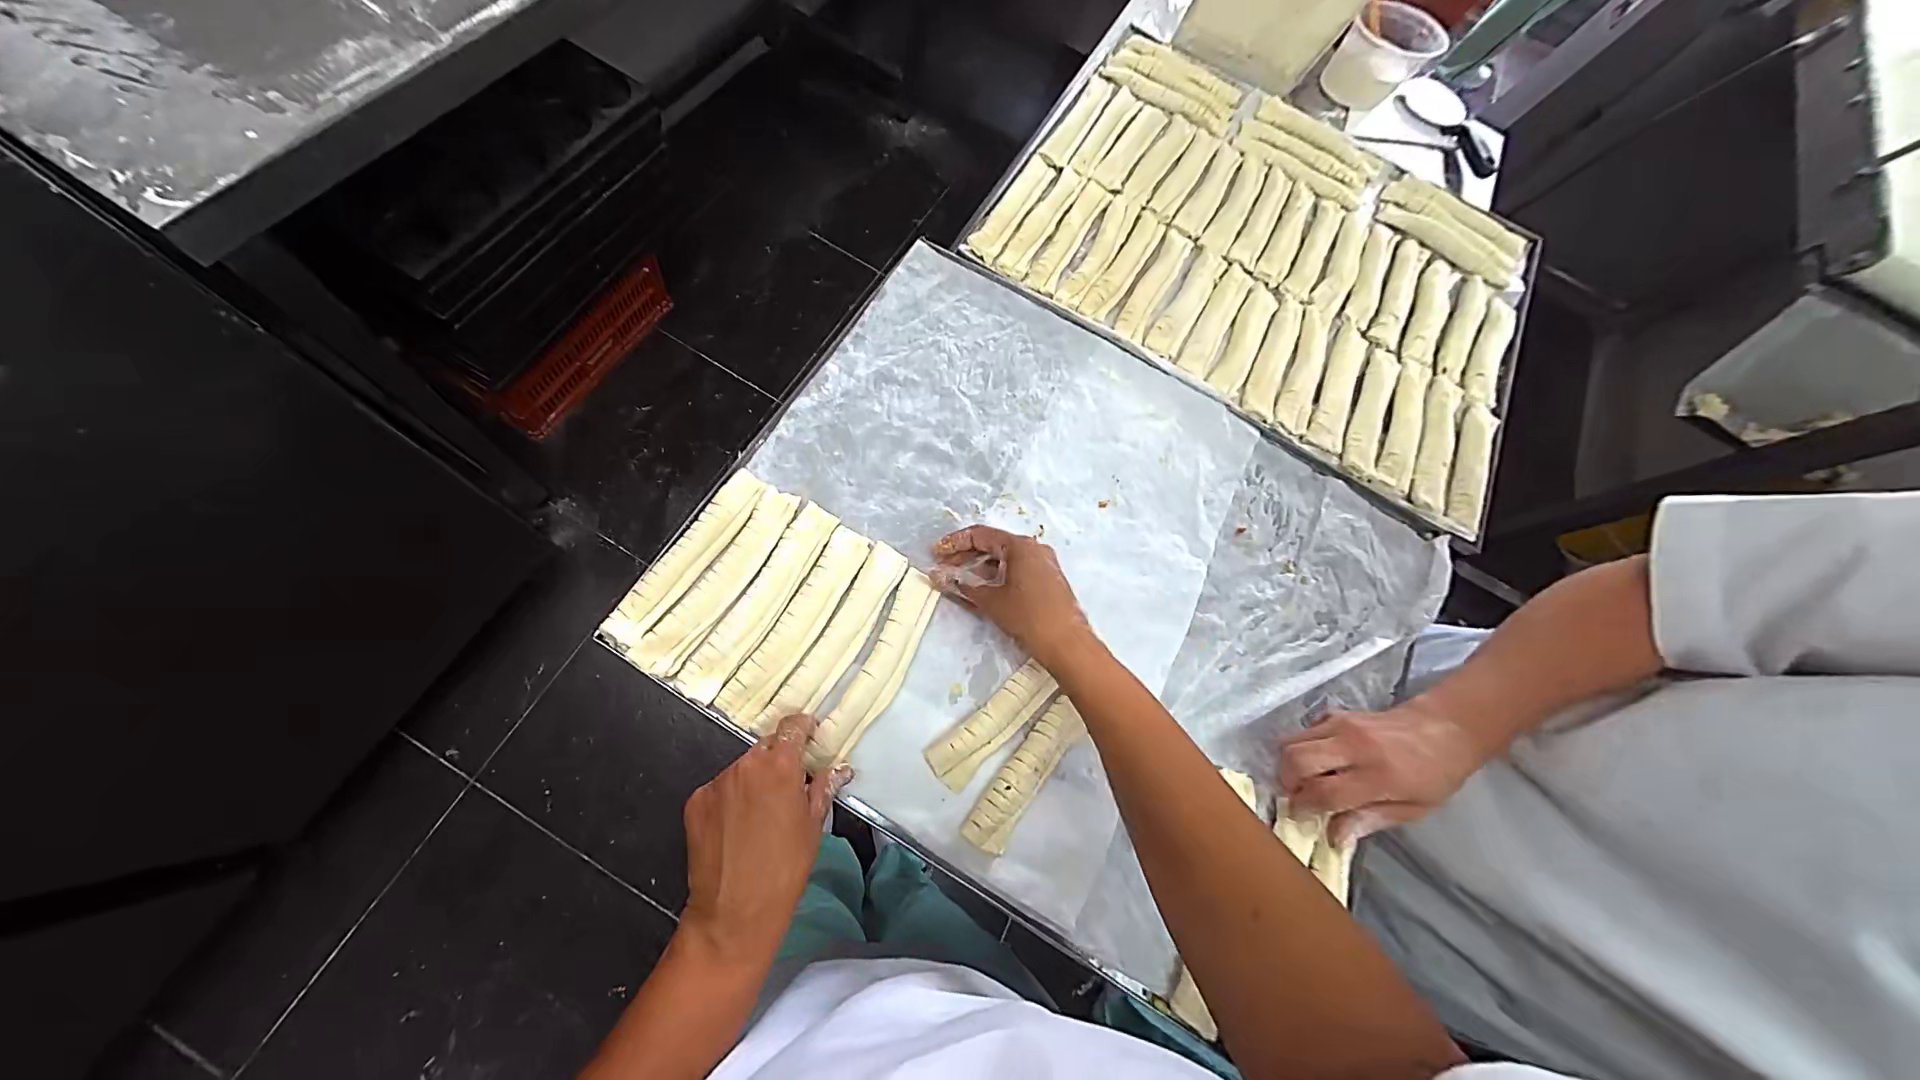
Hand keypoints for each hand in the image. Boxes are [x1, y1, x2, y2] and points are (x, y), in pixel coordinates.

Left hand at [681, 713, 849, 967]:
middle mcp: (746, 765)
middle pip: (766, 748)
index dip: (802, 728)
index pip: (792, 727)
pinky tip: (736, 827)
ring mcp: (717, 782)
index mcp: (781, 765)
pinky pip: (720, 789)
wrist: (734, 912)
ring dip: (753, 781)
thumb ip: (821, 789)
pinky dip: (730, 799)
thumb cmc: (785, 869)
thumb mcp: (813, 826)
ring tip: (760, 814)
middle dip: (777, 760)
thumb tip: (835, 771)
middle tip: (787, 786)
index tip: (808, 734)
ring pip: (742, 769)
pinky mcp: (696, 802)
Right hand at [933, 525, 1094, 668]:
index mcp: (1020, 546)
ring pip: (1005, 558)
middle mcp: (1034, 548)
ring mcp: (1043, 563)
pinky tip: (983, 588)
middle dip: (966, 554)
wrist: (1066, 643)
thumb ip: (963, 586)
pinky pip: (1017, 569)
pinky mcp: (1047, 579)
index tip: (936, 552)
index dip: (955, 542)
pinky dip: (997, 575)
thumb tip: (941, 577)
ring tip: (959, 579)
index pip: (981, 534)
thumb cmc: (1028, 617)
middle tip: (943, 566)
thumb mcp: (990, 601)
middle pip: (993, 544)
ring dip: (981, 566)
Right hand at [1277, 698, 1493, 845]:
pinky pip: (1302, 731)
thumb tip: (1333, 836)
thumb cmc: (1435, 774)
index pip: (1324, 792)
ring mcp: (1340, 724)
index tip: (1300, 817)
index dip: (1305, 807)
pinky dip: (1300, 748)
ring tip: (1301, 780)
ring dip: (1288, 765)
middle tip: (1296, 796)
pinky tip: (1317, 760)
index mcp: (1378, 774)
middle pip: (1296, 760)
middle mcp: (1353, 745)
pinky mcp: (1334, 713)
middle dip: (1287, 782)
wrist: (1444, 727)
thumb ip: (1370, 820)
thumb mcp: (1414, 809)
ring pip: (1291, 742)